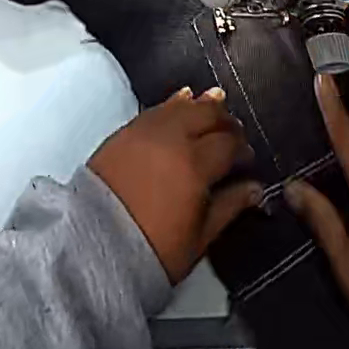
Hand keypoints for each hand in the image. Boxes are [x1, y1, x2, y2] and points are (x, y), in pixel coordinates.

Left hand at [89, 86, 263, 282]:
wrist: (92, 246)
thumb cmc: (151, 249)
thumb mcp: (199, 238)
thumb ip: (230, 206)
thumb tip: (256, 189)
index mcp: (195, 164)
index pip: (229, 144)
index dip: (243, 149)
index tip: (248, 159)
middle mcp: (173, 138)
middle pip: (208, 115)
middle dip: (226, 121)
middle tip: (235, 131)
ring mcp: (148, 130)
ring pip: (183, 105)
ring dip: (203, 105)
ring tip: (217, 103)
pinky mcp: (127, 129)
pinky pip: (158, 108)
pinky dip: (176, 102)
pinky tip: (184, 99)